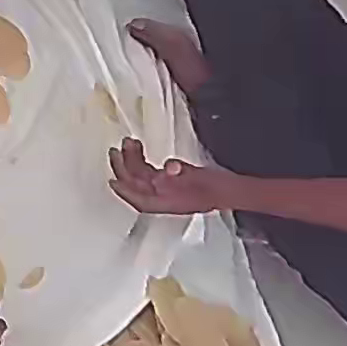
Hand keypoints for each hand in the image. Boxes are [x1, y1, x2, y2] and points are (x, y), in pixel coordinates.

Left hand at [107, 138, 237, 215]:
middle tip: (116, 150)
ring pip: (141, 176)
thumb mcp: (201, 178)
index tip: (113, 182)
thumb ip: (183, 173)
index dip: (126, 193)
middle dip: (124, 169)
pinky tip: (138, 148)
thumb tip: (169, 167)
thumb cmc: (219, 188)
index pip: (141, 201)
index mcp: (169, 203)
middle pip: (137, 186)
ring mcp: (166, 190)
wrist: (234, 190)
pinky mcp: (170, 182)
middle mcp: (164, 198)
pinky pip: (149, 172)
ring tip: (129, 142)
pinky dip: (141, 160)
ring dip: (132, 160)